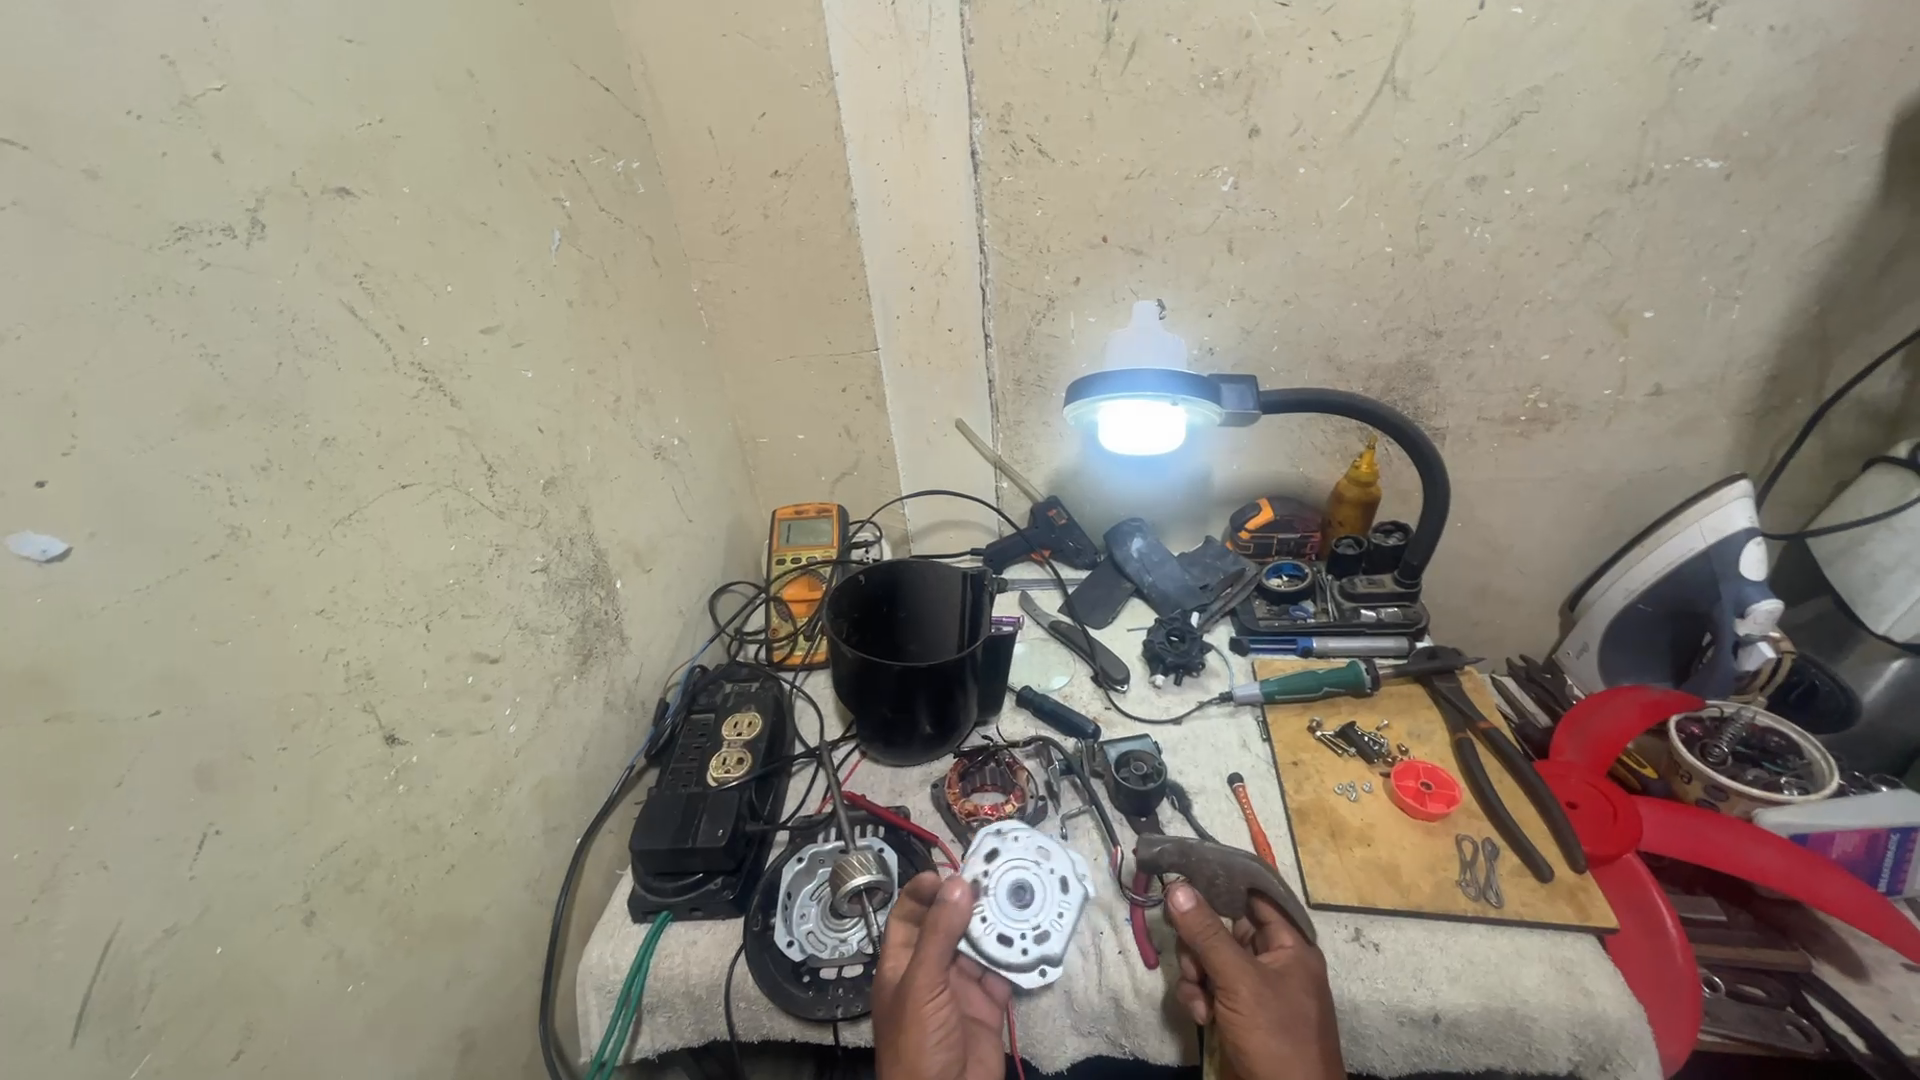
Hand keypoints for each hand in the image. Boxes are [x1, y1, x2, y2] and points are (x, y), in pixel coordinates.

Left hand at [873, 872, 1013, 1079]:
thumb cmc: (916, 1045)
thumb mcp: (921, 984)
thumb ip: (939, 933)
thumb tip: (957, 883)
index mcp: (902, 963)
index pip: (910, 914)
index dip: (927, 890)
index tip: (952, 872)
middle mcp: (931, 969)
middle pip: (949, 924)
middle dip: (970, 901)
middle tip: (995, 878)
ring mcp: (960, 987)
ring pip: (978, 944)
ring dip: (996, 925)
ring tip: (1016, 898)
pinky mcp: (987, 1006)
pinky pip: (1002, 972)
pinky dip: (1016, 956)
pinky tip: (1028, 936)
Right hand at [1164, 882, 1343, 1079]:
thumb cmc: (1276, 1040)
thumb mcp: (1239, 981)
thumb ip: (1207, 932)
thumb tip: (1176, 886)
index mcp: (1290, 946)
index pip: (1254, 896)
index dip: (1221, 882)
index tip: (1184, 872)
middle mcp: (1273, 961)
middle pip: (1223, 925)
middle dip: (1199, 941)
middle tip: (1192, 957)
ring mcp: (1253, 989)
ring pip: (1209, 956)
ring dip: (1195, 973)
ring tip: (1199, 996)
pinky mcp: (1235, 1012)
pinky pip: (1207, 986)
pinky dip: (1197, 996)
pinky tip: (1199, 1016)